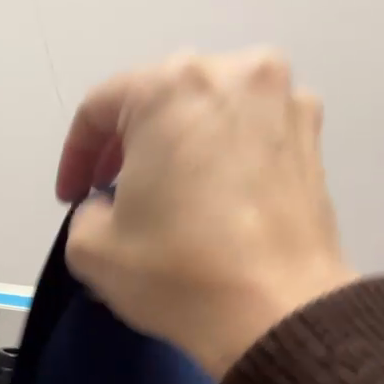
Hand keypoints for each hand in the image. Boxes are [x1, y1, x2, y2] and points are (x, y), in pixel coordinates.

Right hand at [56, 48, 356, 376]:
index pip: (100, 106)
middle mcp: (234, 75)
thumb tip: (107, 206)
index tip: (72, 196)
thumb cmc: (176, 271)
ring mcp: (283, 100)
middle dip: (125, 144)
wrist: (272, 309)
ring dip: (174, 147)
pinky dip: (218, 157)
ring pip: (207, 112)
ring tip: (160, 197)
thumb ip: (83, 212)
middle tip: (109, 191)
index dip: (74, 155)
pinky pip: (247, 132)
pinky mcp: (311, 136)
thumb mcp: (89, 249)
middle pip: (159, 98)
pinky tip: (205, 204)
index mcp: (171, 89)